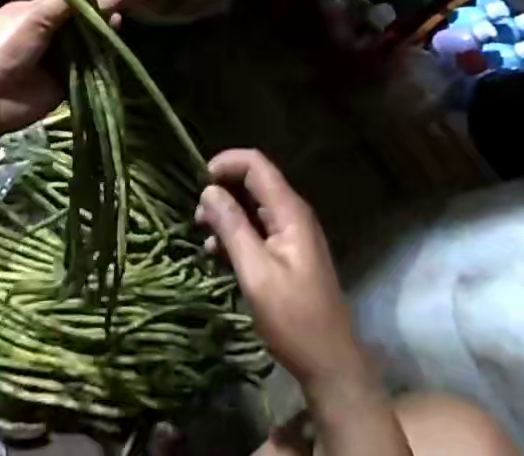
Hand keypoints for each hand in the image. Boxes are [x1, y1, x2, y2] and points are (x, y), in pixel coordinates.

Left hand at [0, 0, 141, 134]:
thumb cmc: (1, 47)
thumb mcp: (33, 15)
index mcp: (35, 9)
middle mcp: (49, 29)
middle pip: (85, 11)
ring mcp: (59, 54)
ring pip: (91, 35)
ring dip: (108, 20)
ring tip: (129, 6)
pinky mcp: (67, 78)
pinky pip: (91, 61)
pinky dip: (105, 49)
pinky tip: (117, 33)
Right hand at [195, 149, 366, 390]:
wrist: (328, 359)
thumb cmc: (292, 316)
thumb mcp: (256, 272)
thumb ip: (232, 227)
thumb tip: (208, 191)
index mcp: (290, 211)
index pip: (256, 164)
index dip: (226, 163)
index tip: (197, 182)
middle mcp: (293, 213)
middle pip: (255, 182)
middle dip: (223, 190)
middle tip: (196, 216)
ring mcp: (293, 233)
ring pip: (254, 207)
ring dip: (227, 215)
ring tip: (202, 236)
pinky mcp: (289, 253)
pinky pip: (259, 230)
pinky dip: (237, 234)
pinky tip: (218, 254)